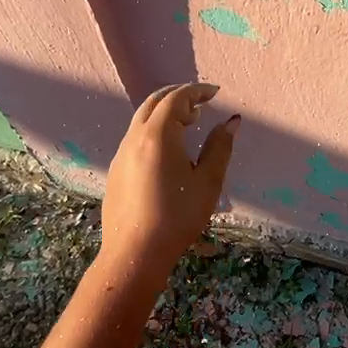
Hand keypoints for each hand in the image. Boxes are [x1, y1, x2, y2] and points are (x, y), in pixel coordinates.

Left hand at [99, 83, 237, 266]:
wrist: (134, 255)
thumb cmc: (177, 216)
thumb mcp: (208, 181)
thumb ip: (220, 147)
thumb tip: (232, 121)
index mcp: (158, 136)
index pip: (176, 99)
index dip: (197, 92)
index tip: (215, 93)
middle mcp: (134, 139)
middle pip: (153, 102)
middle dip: (178, 96)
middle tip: (201, 102)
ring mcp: (120, 156)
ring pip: (141, 119)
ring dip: (165, 112)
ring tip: (189, 124)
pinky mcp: (115, 172)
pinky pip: (135, 137)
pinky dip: (154, 129)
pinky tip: (168, 150)